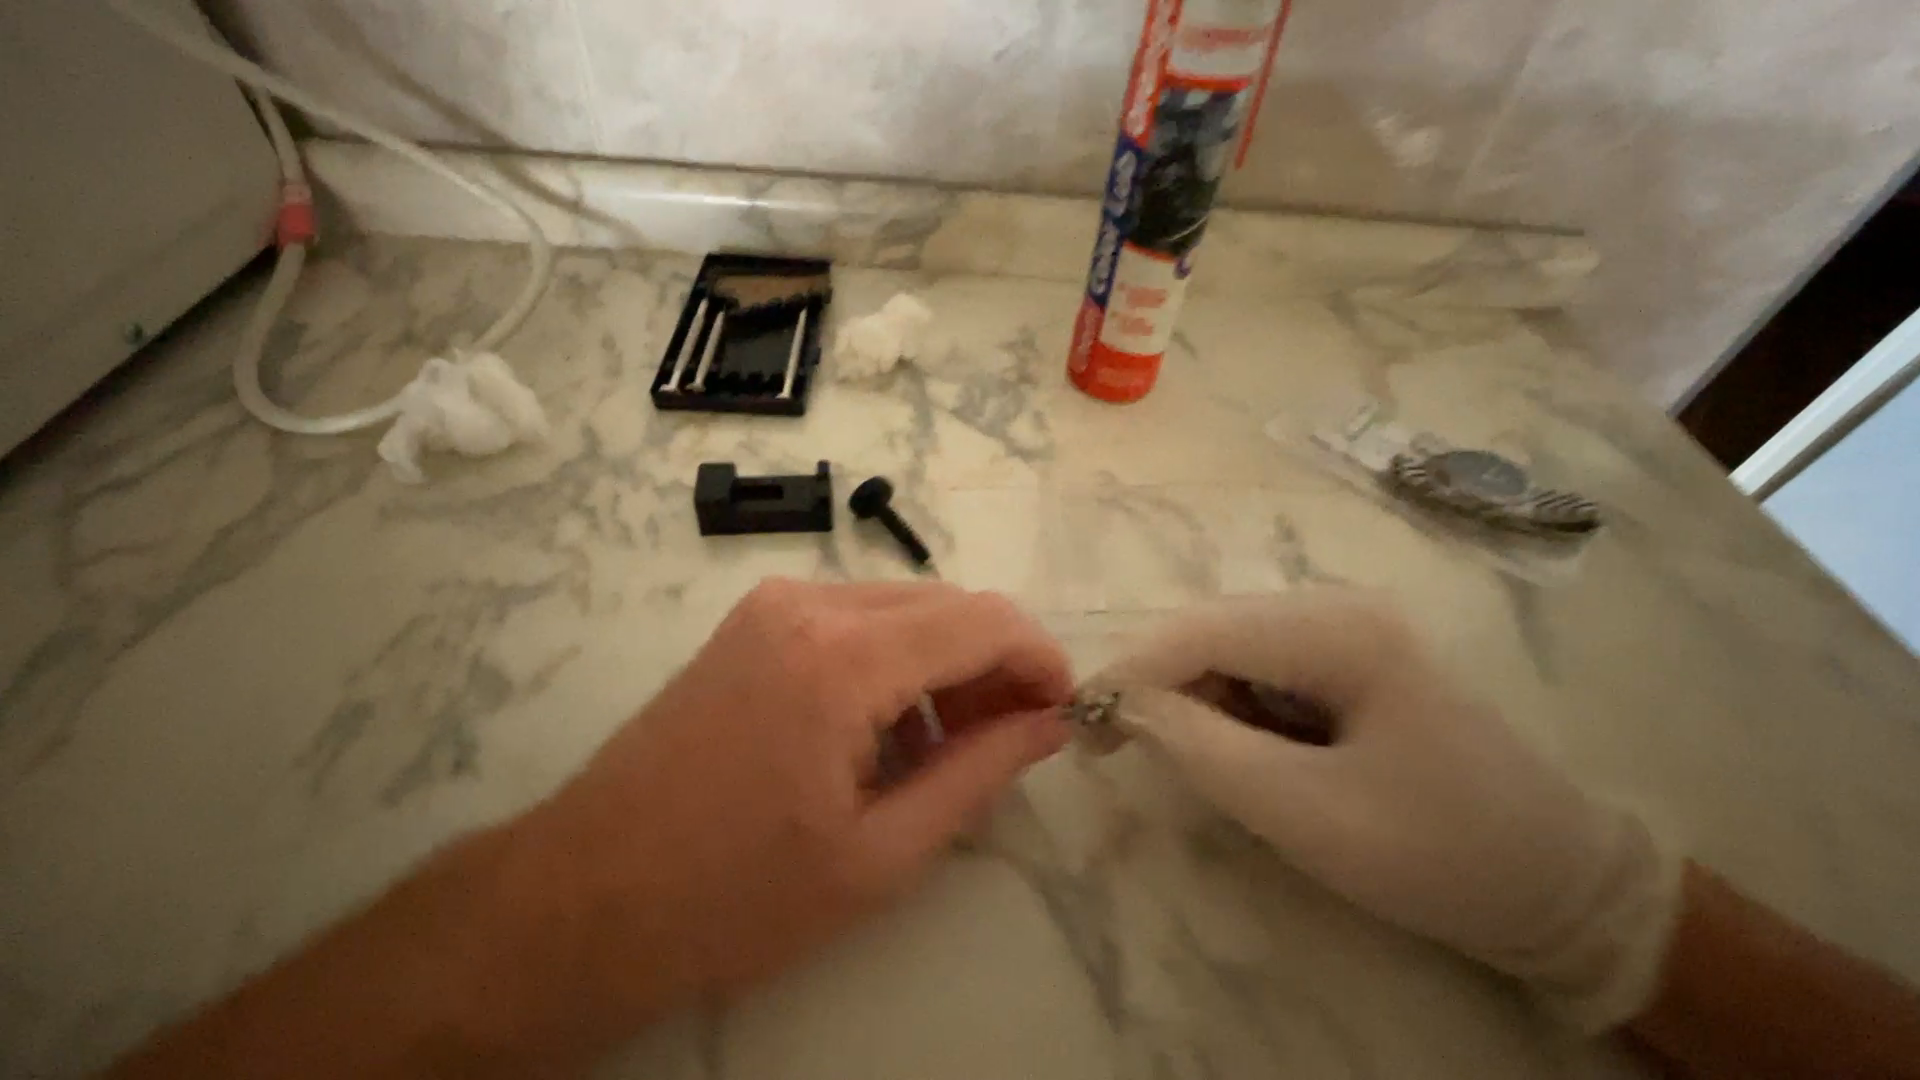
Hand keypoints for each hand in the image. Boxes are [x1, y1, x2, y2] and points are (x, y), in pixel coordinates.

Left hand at [519, 578, 1073, 1029]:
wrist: (587, 896)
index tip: (1061, 713)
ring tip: (951, 745)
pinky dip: (895, 660)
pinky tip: (888, 729)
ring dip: (946, 662)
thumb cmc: (737, 894)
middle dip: (996, 664)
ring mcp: (772, 605)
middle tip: (1010, 740)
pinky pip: (855, 619)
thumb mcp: (881, 854)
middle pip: (946, 604)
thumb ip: (979, 773)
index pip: (983, 621)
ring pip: (903, 607)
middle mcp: (809, 604)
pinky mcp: (751, 622)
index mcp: (844, 659)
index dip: (1039, 660)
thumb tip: (1049, 724)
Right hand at [1089, 588, 1681, 1029]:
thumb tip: (1126, 708)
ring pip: (1232, 653)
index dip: (1131, 672)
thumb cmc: (1438, 852)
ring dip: (1197, 702)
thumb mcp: (1306, 812)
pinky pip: (1263, 673)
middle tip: (1117, 749)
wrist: (1561, 888)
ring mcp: (1349, 633)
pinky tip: (1248, 755)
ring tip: (1201, 765)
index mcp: (1340, 632)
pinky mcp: (1352, 664)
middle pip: (1212, 633)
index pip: (1201, 631)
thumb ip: (1204, 751)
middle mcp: (1340, 611)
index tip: (1080, 725)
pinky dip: (1233, 711)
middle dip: (1160, 687)